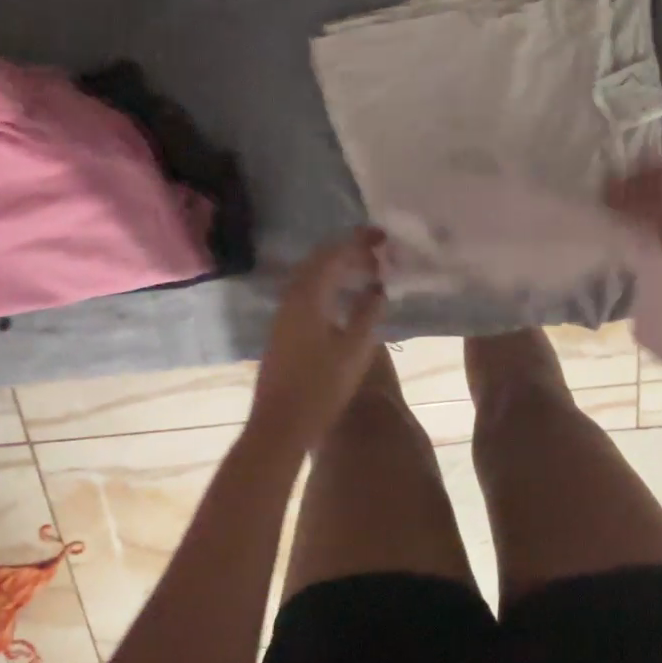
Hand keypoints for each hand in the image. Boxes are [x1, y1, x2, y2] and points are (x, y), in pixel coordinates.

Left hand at [248, 230, 387, 452]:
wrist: (279, 425)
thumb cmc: (321, 387)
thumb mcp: (355, 349)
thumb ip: (368, 313)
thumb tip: (378, 288)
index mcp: (308, 297)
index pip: (333, 255)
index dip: (358, 242)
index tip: (382, 237)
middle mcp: (291, 299)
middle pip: (319, 262)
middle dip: (348, 252)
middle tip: (377, 255)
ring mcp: (283, 315)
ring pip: (311, 278)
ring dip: (337, 270)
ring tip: (365, 273)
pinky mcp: (282, 331)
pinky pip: (307, 294)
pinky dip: (328, 286)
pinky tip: (344, 300)